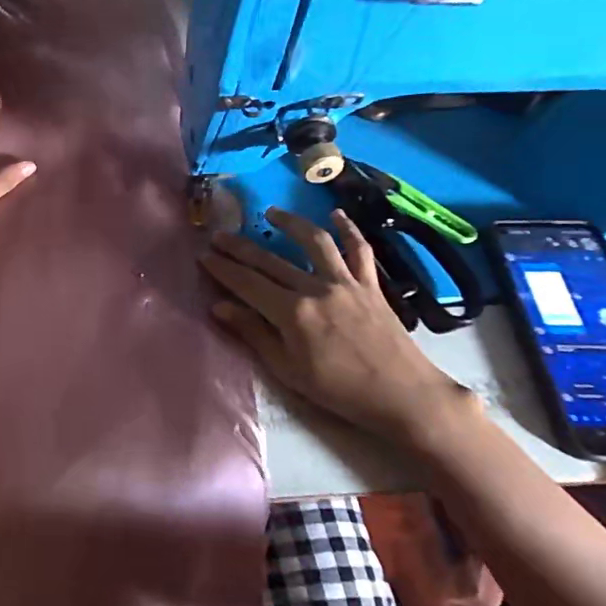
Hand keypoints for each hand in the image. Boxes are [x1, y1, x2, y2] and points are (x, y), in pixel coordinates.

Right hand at [200, 207, 481, 447]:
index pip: (248, 283)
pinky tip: (336, 215)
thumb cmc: (340, 390)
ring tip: (271, 212)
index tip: (204, 255)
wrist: (401, 393)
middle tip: (220, 235)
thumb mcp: (289, 371)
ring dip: (291, 223)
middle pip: (271, 261)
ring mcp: (346, 282)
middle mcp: (316, 288)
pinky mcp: (370, 284)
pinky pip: (359, 249)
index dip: (223, 268)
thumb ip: (255, 334)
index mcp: (293, 313)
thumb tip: (219, 306)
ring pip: (314, 242)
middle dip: (241, 247)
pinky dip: (348, 229)